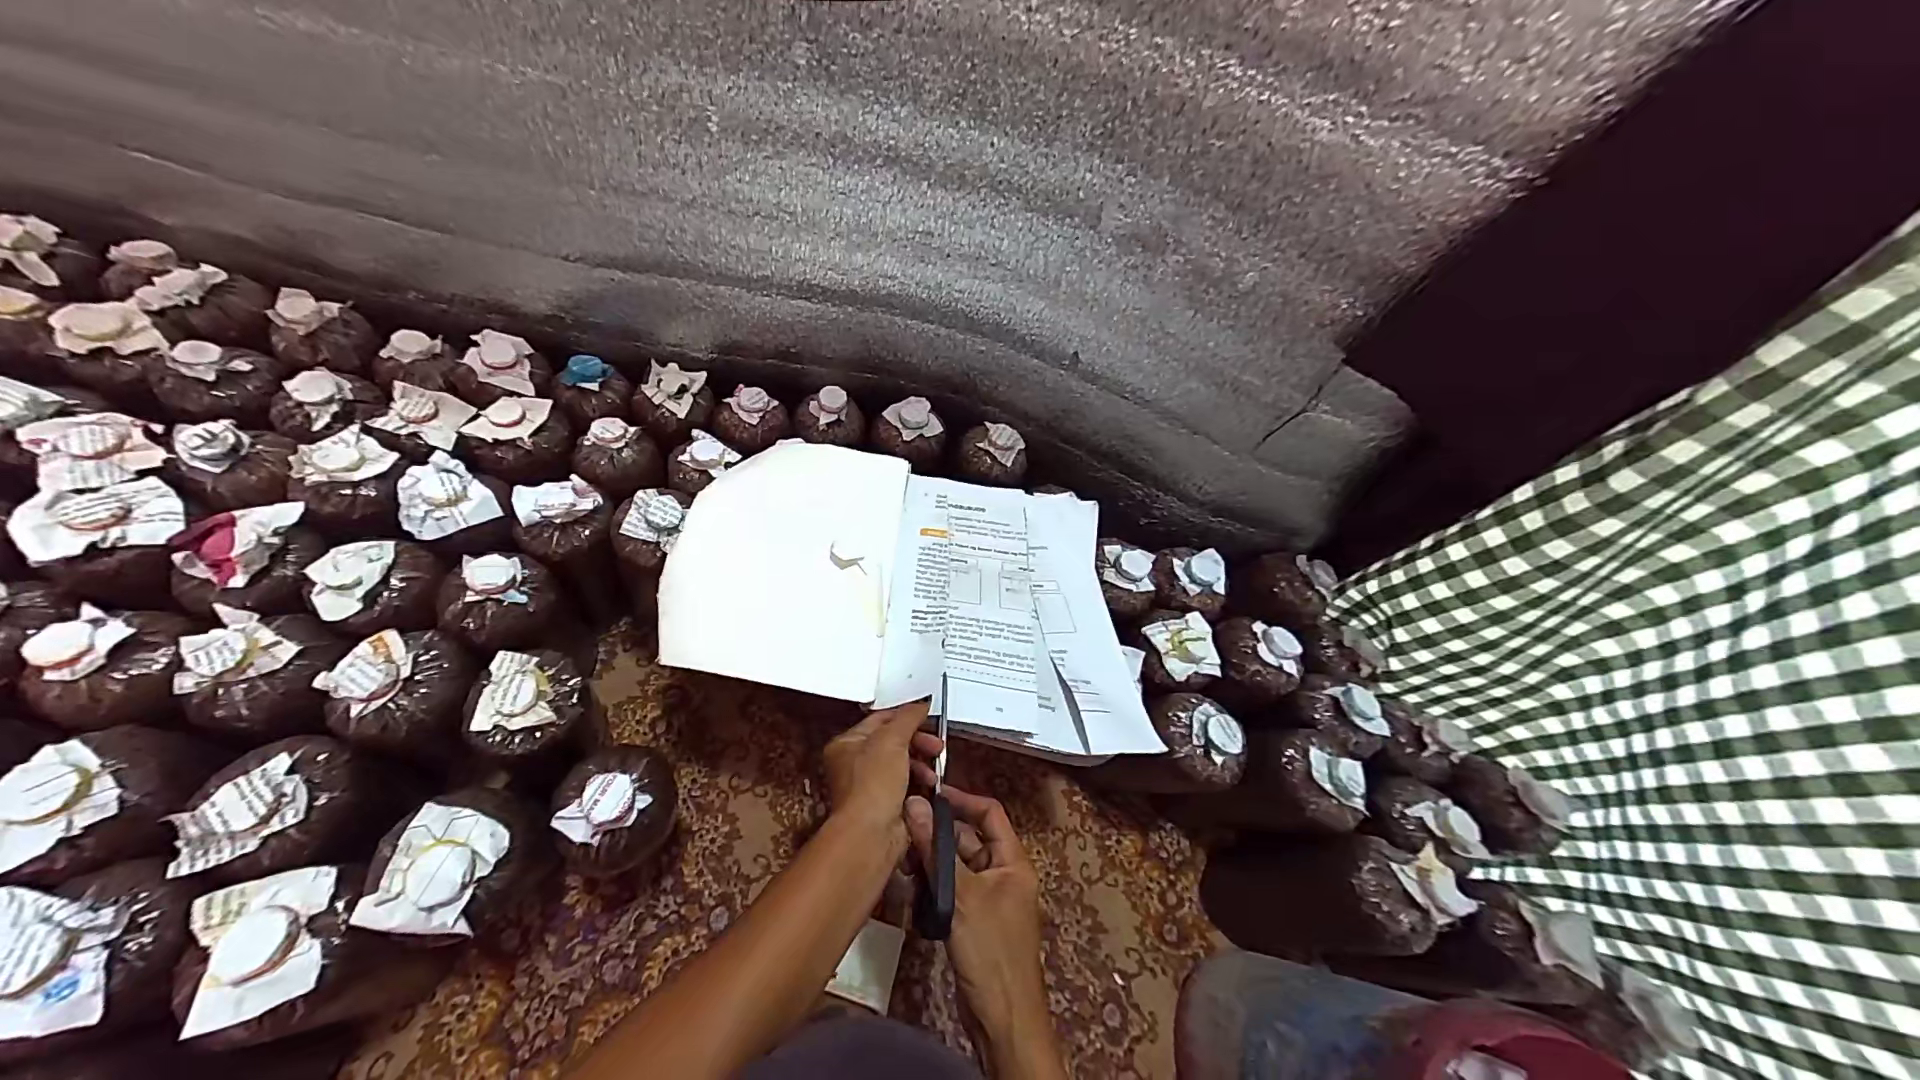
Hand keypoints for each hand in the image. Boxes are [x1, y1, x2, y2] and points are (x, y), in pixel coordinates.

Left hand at [822, 701, 942, 840]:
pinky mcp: (884, 805)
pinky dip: (919, 783)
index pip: (879, 719)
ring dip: (920, 764)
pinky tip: (928, 784)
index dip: (904, 716)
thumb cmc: (870, 787)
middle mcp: (854, 764)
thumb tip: (920, 704)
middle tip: (934, 743)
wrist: (873, 832)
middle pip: (892, 742)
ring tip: (933, 767)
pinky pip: (906, 786)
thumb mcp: (892, 739)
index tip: (924, 715)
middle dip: (917, 742)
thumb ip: (908, 717)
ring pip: (901, 765)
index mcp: (847, 743)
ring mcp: (869, 786)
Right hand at [906, 785, 1064, 1079]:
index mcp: (1013, 861)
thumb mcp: (962, 896)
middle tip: (903, 829)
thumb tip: (914, 805)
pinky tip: (910, 886)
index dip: (961, 800)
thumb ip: (935, 850)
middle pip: (968, 839)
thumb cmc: (991, 951)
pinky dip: (932, 885)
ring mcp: (987, 898)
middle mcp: (1002, 874)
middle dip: (937, 834)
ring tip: (902, 859)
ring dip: (931, 860)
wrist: (1003, 1019)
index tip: (929, 794)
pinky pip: (951, 889)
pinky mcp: (972, 920)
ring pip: (956, 865)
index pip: (990, 813)